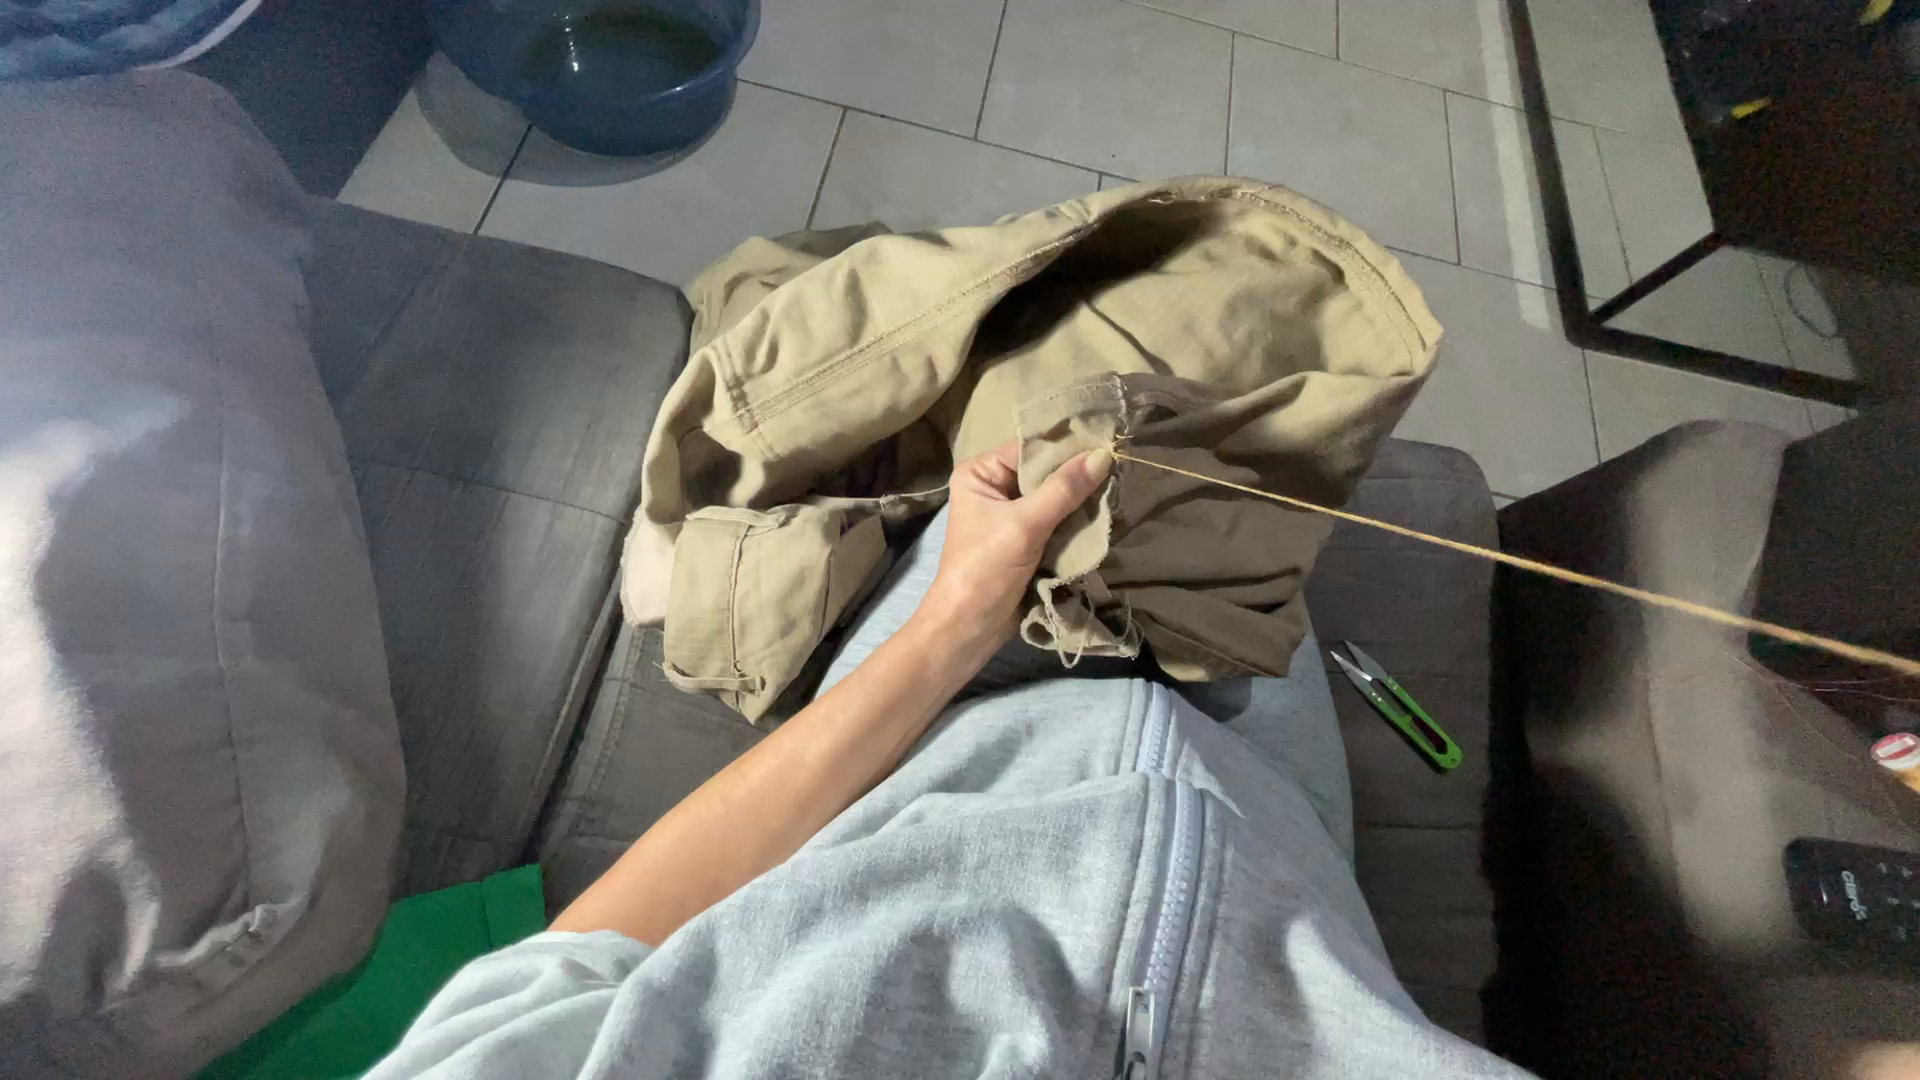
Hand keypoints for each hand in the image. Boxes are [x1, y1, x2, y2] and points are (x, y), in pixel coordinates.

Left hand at [917, 439, 1112, 645]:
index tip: (1108, 443)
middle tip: (1119, 470)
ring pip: (1055, 499)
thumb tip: (1103, 455)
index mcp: (980, 474)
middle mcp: (994, 488)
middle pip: (1045, 473)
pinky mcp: (1027, 541)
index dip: (1066, 447)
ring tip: (1117, 492)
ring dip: (1082, 502)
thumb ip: (1064, 490)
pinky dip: (1077, 523)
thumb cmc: (985, 569)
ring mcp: (1011, 516)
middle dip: (1078, 477)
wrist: (970, 627)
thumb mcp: (1025, 525)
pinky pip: (1058, 522)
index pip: (1029, 449)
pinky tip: (1103, 516)